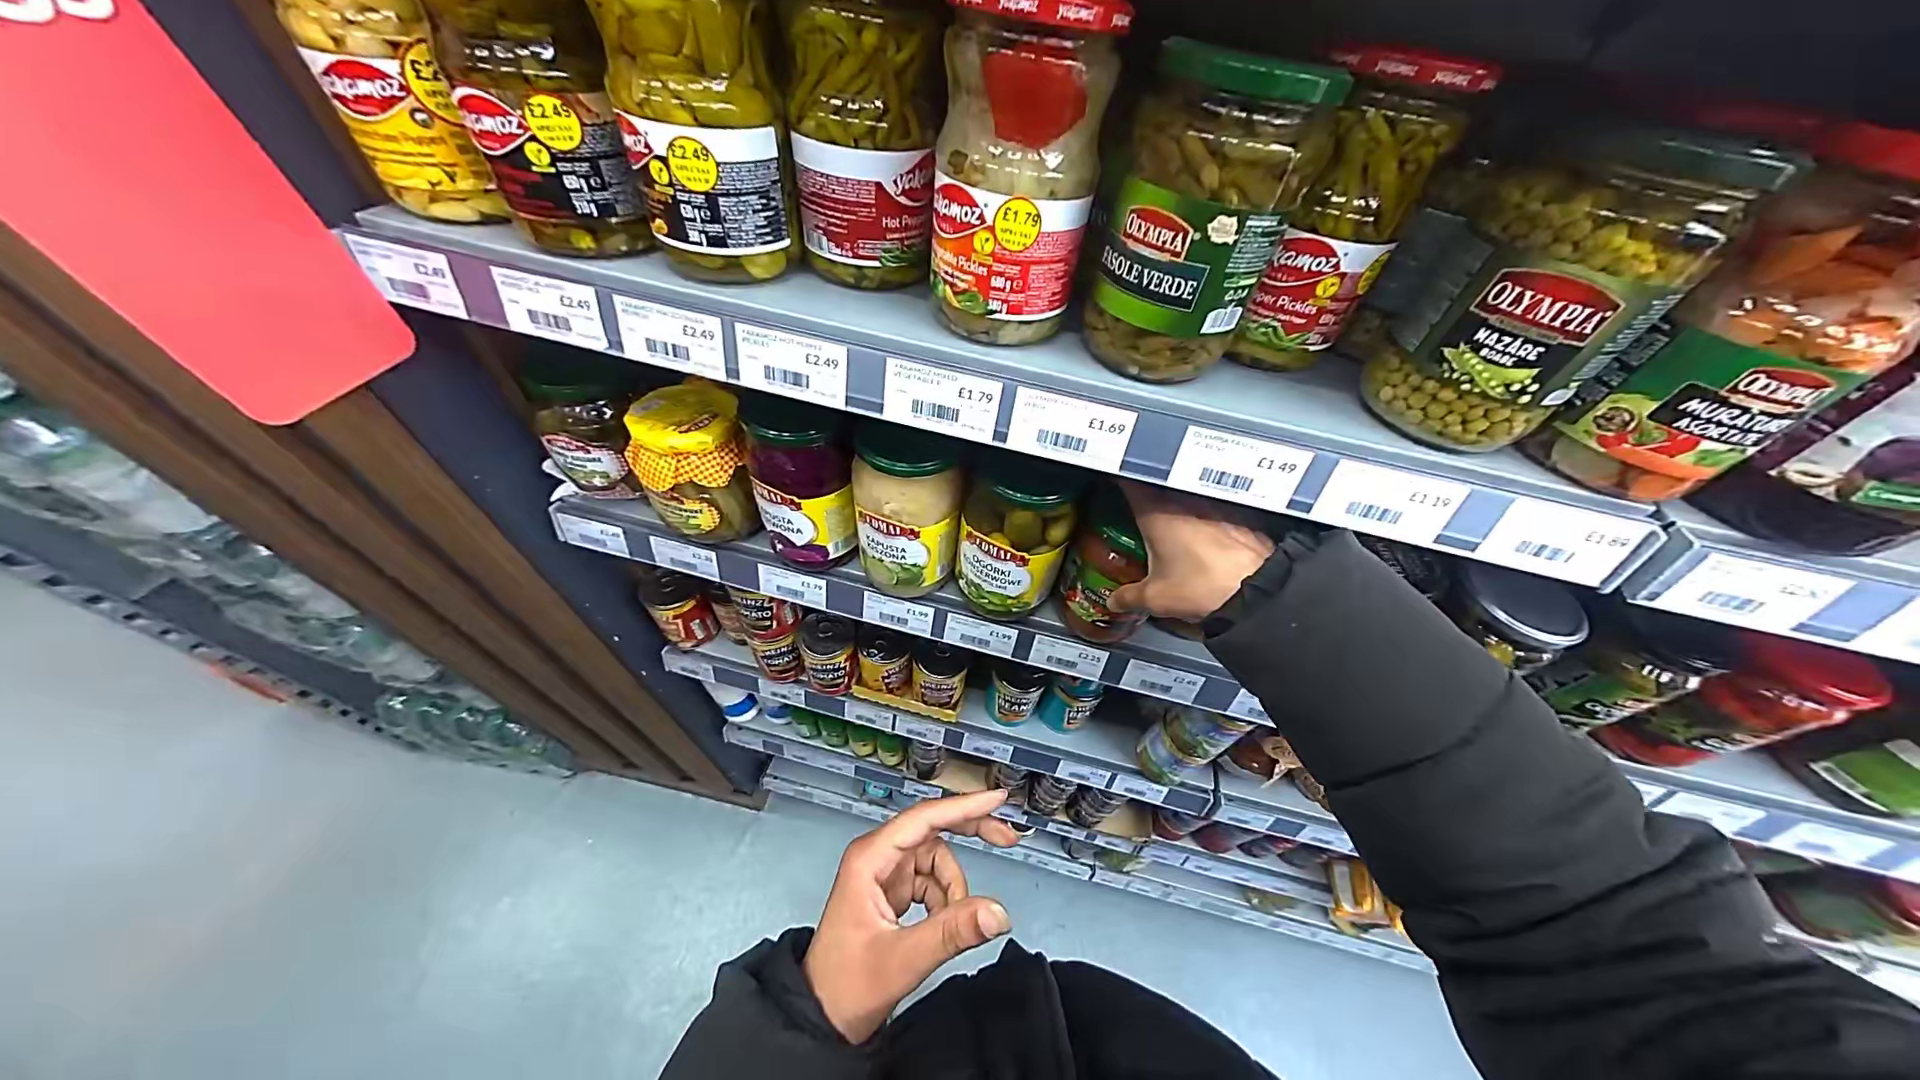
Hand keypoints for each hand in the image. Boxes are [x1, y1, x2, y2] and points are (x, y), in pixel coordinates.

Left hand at [803, 788, 1019, 1042]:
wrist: (821, 1017)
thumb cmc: (843, 986)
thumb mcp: (903, 959)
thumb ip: (952, 933)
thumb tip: (996, 912)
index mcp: (870, 858)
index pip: (924, 818)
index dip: (963, 806)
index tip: (995, 799)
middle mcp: (877, 858)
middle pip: (933, 830)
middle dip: (970, 832)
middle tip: (1006, 838)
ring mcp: (886, 875)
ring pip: (938, 861)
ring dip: (954, 888)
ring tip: (952, 923)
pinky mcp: (893, 893)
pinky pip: (933, 883)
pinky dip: (946, 901)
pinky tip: (941, 925)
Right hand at [1108, 480, 1276, 620]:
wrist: (1257, 591)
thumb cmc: (1199, 587)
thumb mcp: (1155, 598)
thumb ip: (1128, 597)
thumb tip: (1113, 600)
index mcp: (1156, 514)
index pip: (1131, 484)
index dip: (1120, 481)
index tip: (1113, 482)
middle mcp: (1184, 502)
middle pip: (1161, 489)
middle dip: (1150, 496)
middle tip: (1140, 507)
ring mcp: (1215, 506)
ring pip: (1190, 498)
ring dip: (1181, 507)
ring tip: (1174, 524)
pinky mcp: (1240, 517)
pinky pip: (1216, 511)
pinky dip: (1208, 519)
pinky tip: (1207, 538)